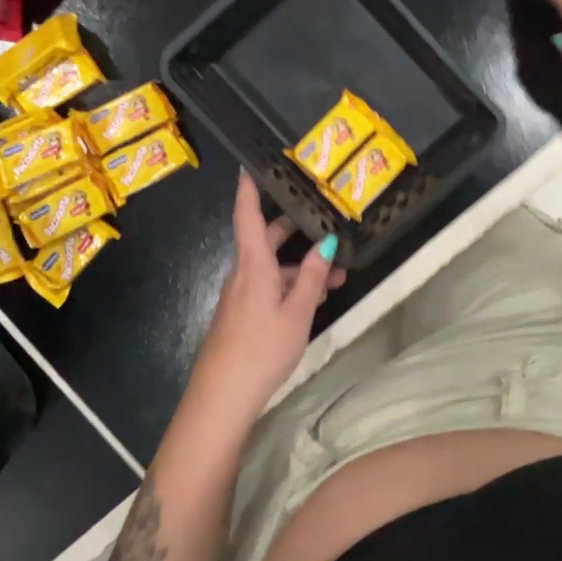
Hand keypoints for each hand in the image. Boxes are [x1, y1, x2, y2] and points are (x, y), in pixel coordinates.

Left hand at [190, 171, 347, 417]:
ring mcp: (240, 294)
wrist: (223, 395)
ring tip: (338, 280)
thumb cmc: (263, 347)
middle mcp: (243, 273)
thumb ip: (312, 277)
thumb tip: (325, 243)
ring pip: (272, 267)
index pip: (248, 216)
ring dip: (301, 267)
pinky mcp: (241, 314)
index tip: (248, 165)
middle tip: (325, 224)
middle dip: (297, 232)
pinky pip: (267, 286)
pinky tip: (314, 301)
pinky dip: (290, 286)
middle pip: (266, 239)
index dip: (248, 189)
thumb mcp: (297, 312)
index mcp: (253, 264)